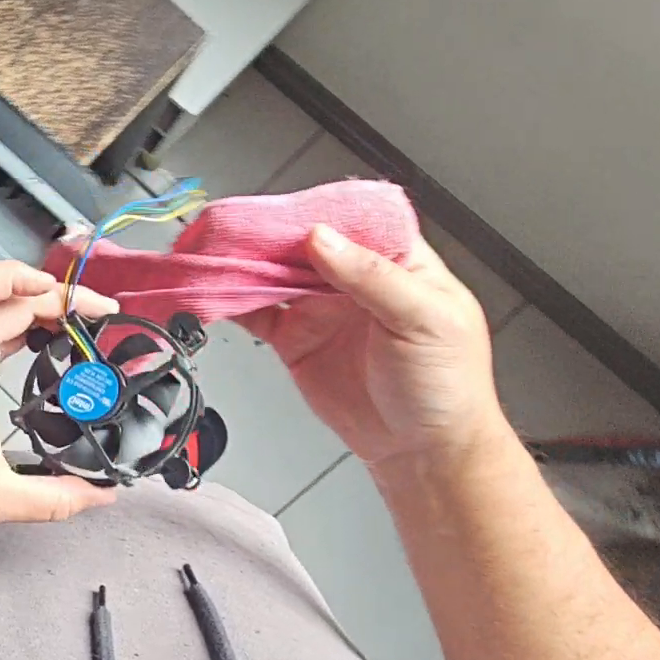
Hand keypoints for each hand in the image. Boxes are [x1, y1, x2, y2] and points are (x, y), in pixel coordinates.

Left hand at [0, 261, 119, 551]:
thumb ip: (54, 499)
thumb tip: (99, 496)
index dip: (13, 275)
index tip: (54, 286)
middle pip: (1, 301)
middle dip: (52, 298)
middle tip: (98, 316)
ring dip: (35, 312)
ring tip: (78, 326)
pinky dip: (17, 332)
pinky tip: (39, 347)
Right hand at [237, 226, 512, 469]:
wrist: (418, 447)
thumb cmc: (446, 383)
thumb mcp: (424, 319)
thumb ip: (373, 276)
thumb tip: (323, 239)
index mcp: (395, 261)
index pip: (349, 221)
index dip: (313, 211)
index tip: (278, 211)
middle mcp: (351, 279)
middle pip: (299, 246)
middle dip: (264, 238)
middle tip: (230, 233)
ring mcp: (319, 308)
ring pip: (272, 276)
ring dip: (242, 268)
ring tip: (213, 259)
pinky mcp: (293, 339)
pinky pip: (255, 314)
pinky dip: (231, 305)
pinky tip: (215, 296)